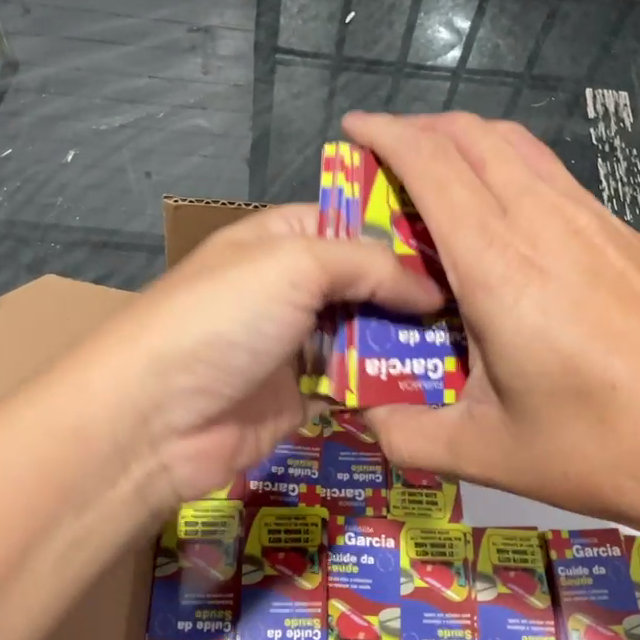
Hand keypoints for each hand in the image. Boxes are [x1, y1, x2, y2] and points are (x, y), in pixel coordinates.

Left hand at [65, 204, 442, 508]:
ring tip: (475, 340)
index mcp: (281, 237)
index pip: (352, 220)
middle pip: (366, 278)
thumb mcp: (294, 263)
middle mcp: (290, 284)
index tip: (464, 242)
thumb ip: (368, 263)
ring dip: (409, 337)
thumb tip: (430, 288)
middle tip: (483, 298)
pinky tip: (440, 382)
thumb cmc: (223, 317)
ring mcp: (297, 341)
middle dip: (415, 288)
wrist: (156, 419)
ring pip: (367, 331)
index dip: (402, 229)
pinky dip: (390, 381)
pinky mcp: (303, 394)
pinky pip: (357, 381)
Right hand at [345, 111, 639, 524]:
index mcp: (497, 263)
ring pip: (516, 144)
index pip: (430, 163)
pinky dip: (507, 166)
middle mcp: (543, 220)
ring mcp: (593, 219)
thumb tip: (366, 421)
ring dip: (466, 141)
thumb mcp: (490, 454)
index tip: (352, 130)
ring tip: (438, 177)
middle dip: (419, 128)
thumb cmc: (608, 447)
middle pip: (472, 133)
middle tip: (384, 157)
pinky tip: (505, 219)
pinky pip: (550, 173)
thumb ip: (409, 434)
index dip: (384, 134)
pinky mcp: (625, 233)